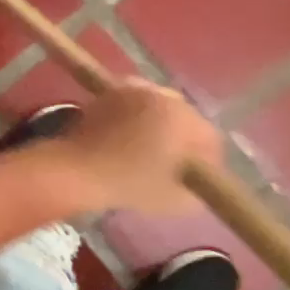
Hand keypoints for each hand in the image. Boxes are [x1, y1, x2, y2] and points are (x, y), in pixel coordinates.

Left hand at [53, 79, 220, 216]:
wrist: (79, 168)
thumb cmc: (130, 184)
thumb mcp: (177, 200)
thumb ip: (199, 189)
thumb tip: (200, 181)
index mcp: (184, 120)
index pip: (211, 138)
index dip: (209, 160)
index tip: (200, 178)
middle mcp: (163, 96)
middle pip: (188, 117)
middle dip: (187, 138)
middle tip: (178, 162)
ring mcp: (136, 88)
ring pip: (163, 105)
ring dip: (164, 122)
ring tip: (153, 146)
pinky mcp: (113, 90)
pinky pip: (138, 99)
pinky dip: (141, 112)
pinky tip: (132, 132)